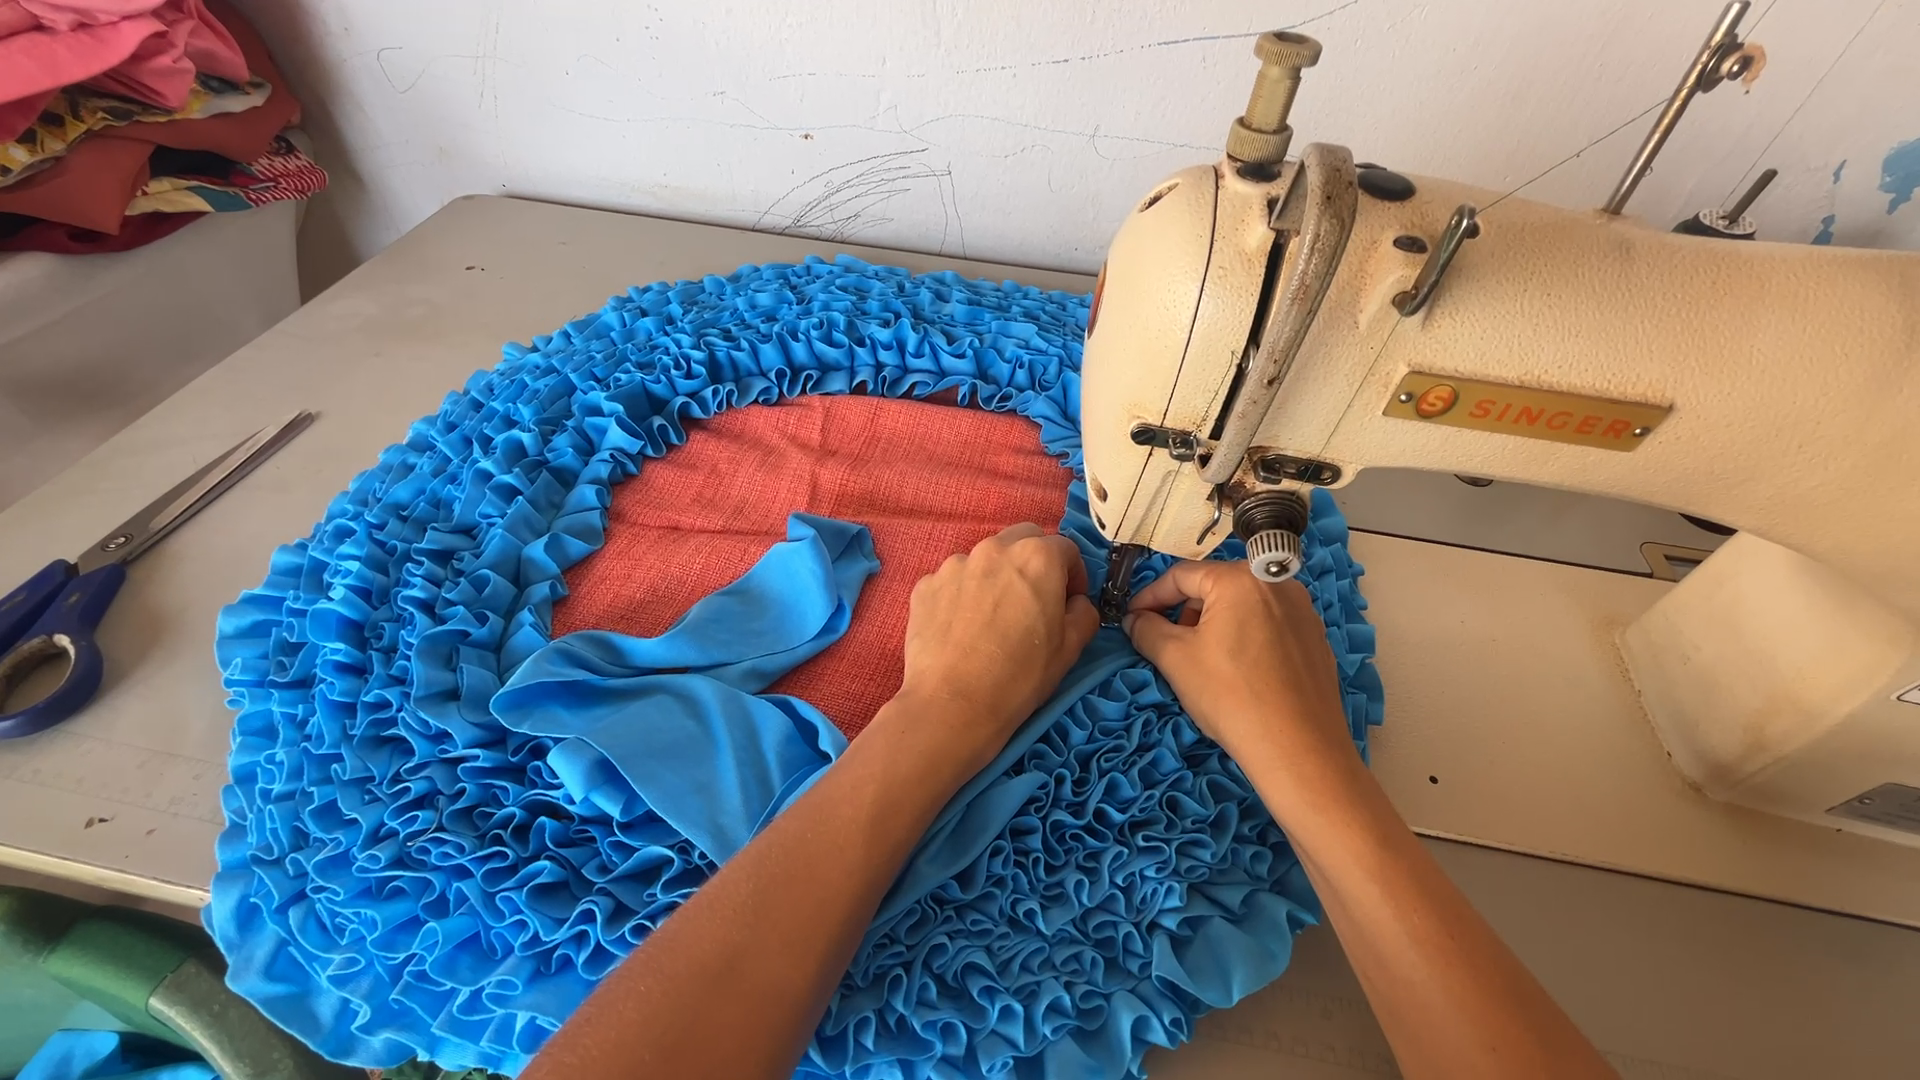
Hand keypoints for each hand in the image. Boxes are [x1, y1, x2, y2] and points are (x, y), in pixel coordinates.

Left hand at [893, 524, 1099, 771]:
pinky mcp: (925, 585)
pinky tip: (962, 630)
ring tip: (993, 618)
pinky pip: (952, 582)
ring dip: (996, 577)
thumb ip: (1083, 613)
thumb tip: (1075, 603)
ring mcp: (954, 565)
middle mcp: (993, 549)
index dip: (1074, 575)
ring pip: (984, 559)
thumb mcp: (1071, 648)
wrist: (953, 704)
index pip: (1066, 549)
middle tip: (1034, 599)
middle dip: (1035, 561)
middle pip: (1022, 540)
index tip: (1069, 602)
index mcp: (1036, 557)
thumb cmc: (1020, 676)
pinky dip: (962, 595)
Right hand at [1123, 561, 1350, 764]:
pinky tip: (1238, 672)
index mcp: (1240, 579)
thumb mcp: (1175, 659)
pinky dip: (1245, 637)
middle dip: (1184, 611)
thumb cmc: (1230, 696)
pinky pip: (1268, 626)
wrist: (1298, 750)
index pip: (1180, 575)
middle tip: (1166, 643)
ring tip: (1202, 660)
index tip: (1132, 619)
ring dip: (1214, 624)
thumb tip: (1135, 619)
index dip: (1149, 597)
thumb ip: (1146, 629)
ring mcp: (1303, 611)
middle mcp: (1277, 584)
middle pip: (1215, 587)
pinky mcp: (1315, 639)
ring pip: (1243, 606)